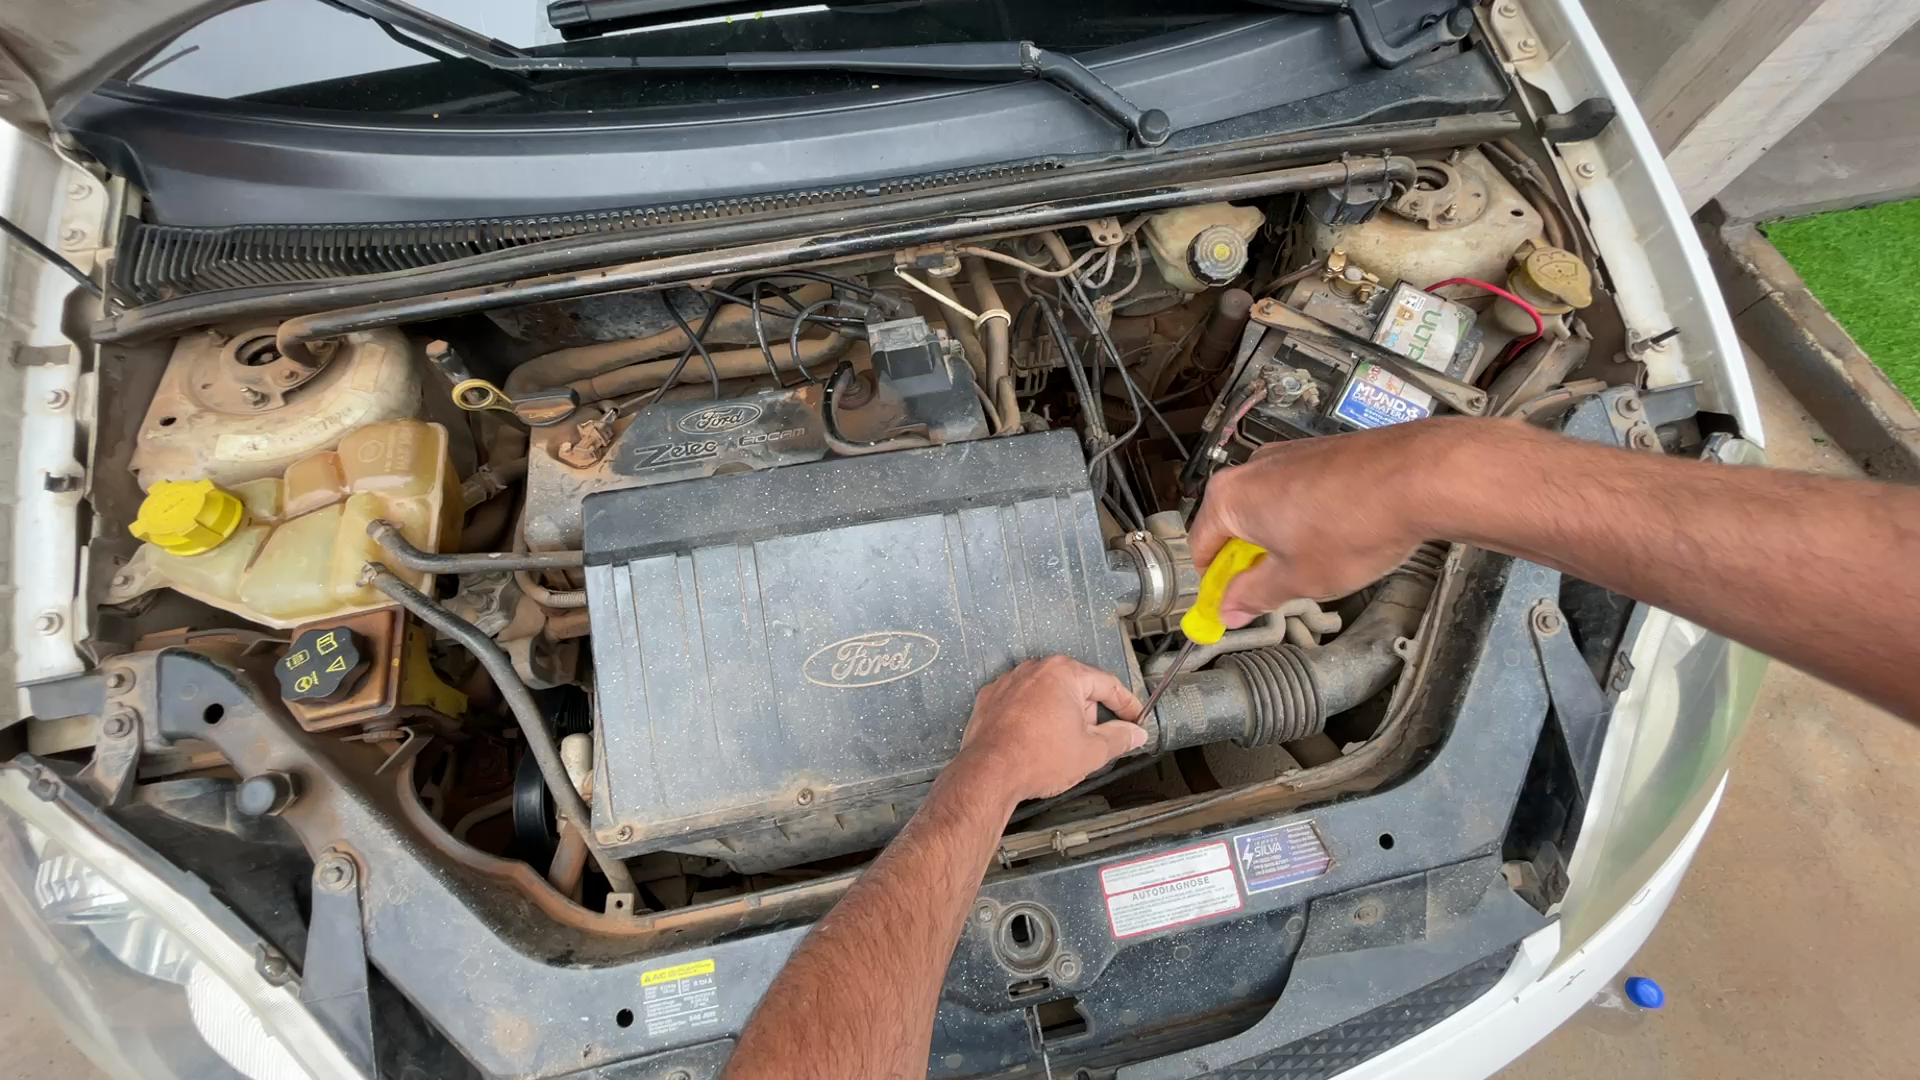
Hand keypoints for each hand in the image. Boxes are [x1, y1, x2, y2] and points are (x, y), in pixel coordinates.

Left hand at [956, 656, 1146, 804]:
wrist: (988, 773)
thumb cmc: (1034, 759)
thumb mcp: (1091, 752)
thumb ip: (1119, 738)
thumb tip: (1133, 733)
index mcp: (1064, 673)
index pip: (1107, 684)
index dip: (1127, 705)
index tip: (1134, 718)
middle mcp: (1035, 669)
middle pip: (1077, 688)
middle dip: (1087, 715)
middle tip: (1087, 742)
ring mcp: (1010, 681)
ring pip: (1048, 694)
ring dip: (1059, 716)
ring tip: (1055, 746)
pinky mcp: (992, 696)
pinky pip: (1023, 702)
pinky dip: (1032, 717)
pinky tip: (1033, 740)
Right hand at [1188, 418, 1488, 627]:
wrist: (1421, 478)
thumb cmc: (1357, 522)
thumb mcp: (1296, 580)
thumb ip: (1253, 597)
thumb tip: (1230, 609)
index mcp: (1229, 499)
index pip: (1199, 550)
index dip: (1213, 585)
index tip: (1227, 606)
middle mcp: (1250, 471)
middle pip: (1230, 527)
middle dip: (1248, 562)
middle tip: (1273, 591)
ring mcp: (1285, 457)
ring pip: (1264, 510)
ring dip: (1276, 541)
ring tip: (1313, 565)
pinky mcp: (1317, 454)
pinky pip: (1293, 494)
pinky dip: (1302, 519)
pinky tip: (1334, 539)